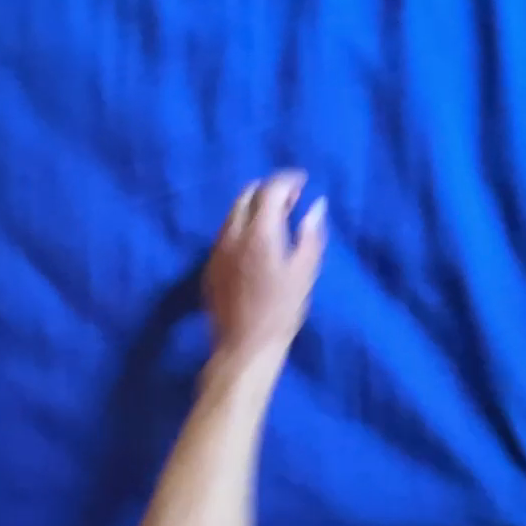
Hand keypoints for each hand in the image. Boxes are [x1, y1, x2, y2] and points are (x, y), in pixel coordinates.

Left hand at [205, 171, 326, 361]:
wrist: (245, 345)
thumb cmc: (281, 311)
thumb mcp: (305, 272)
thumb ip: (310, 234)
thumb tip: (316, 205)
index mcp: (259, 233)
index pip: (270, 189)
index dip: (288, 180)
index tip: (302, 182)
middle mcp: (232, 234)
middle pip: (246, 195)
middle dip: (268, 191)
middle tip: (290, 201)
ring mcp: (217, 250)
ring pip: (233, 214)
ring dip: (253, 208)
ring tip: (275, 221)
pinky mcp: (210, 266)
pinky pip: (225, 234)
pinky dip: (241, 228)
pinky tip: (255, 244)